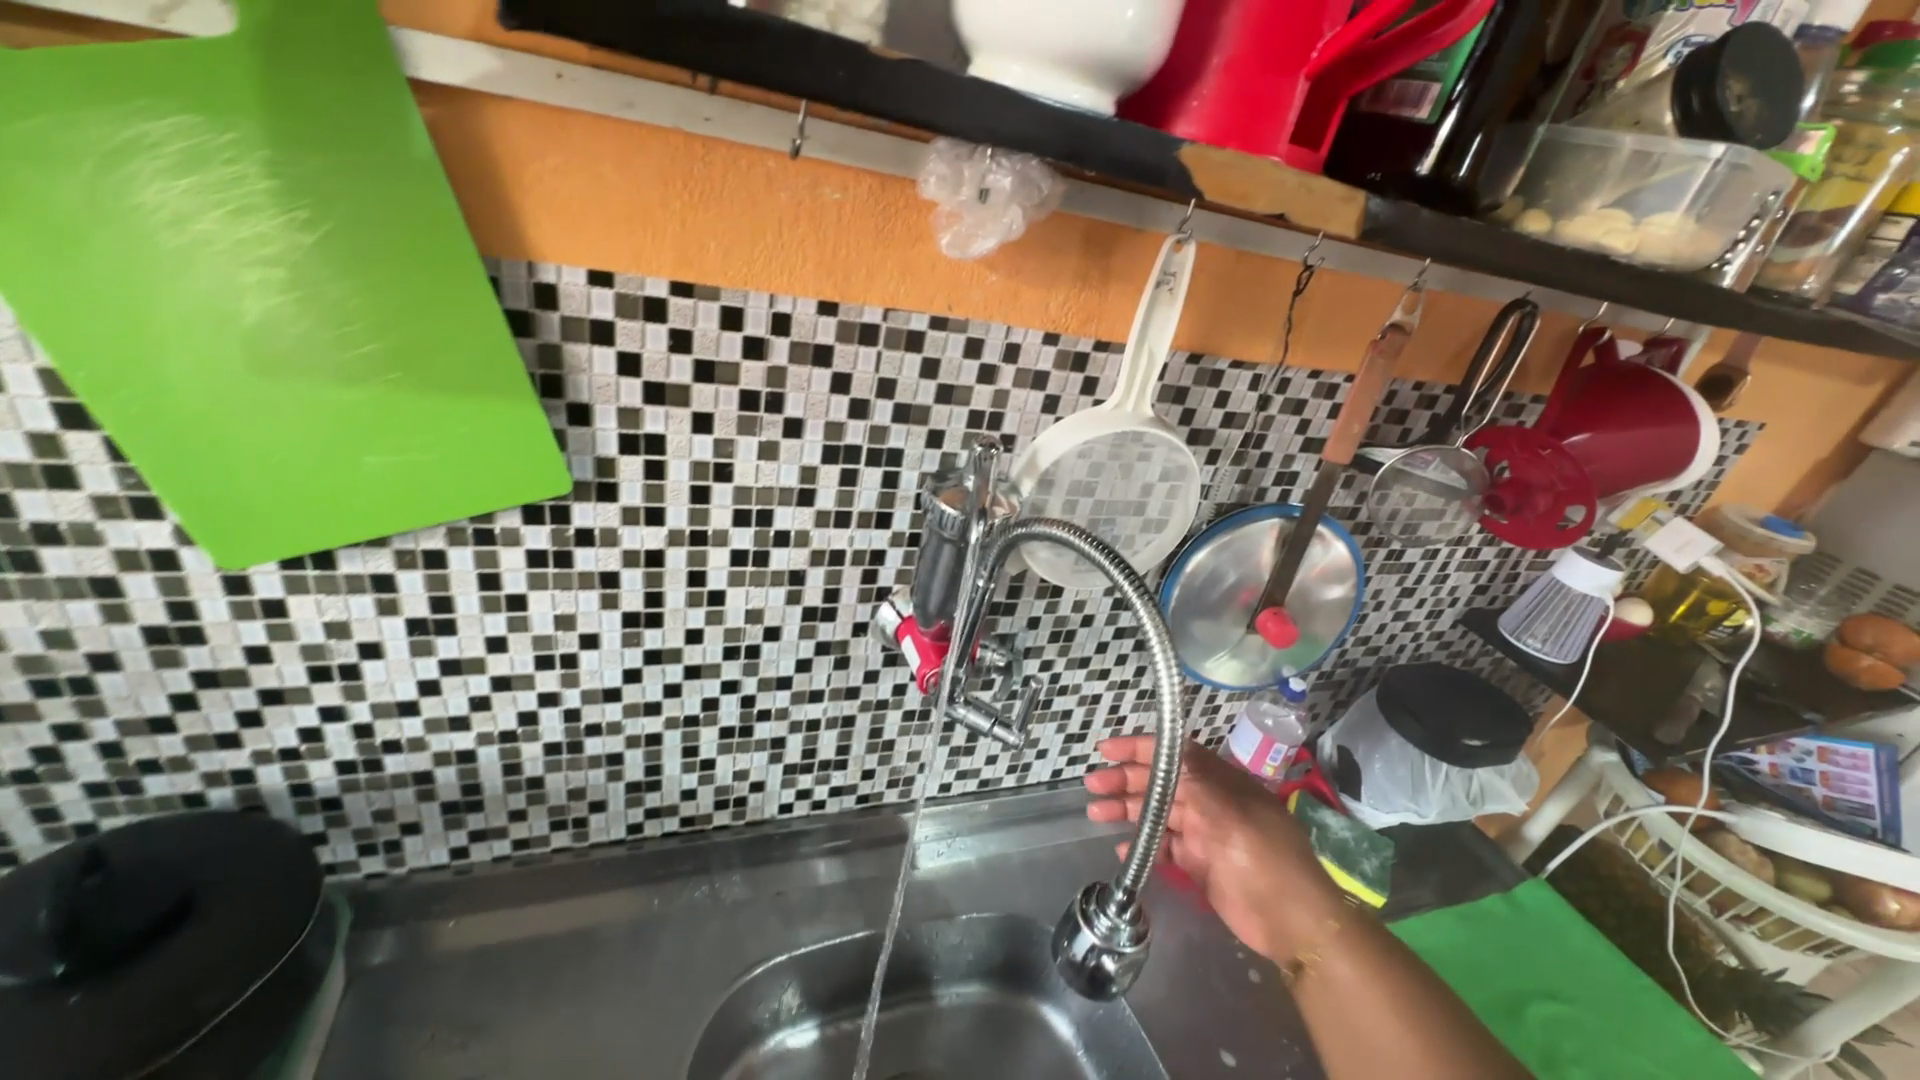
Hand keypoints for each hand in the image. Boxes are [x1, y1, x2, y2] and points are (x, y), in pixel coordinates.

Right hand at [1084, 735, 1345, 961]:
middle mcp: (1211, 803)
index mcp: (1222, 783)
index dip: (1141, 749)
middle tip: (1092, 784)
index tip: (1107, 750)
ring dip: (1128, 811)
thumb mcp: (1232, 815)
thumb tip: (1170, 753)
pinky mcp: (1201, 865)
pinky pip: (1165, 848)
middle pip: (1162, 784)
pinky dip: (1144, 847)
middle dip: (1126, 780)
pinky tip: (1123, 851)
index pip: (1176, 755)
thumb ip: (1197, 783)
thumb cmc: (1266, 861)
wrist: (1294, 923)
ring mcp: (1206, 835)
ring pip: (1159, 815)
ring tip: (1094, 812)